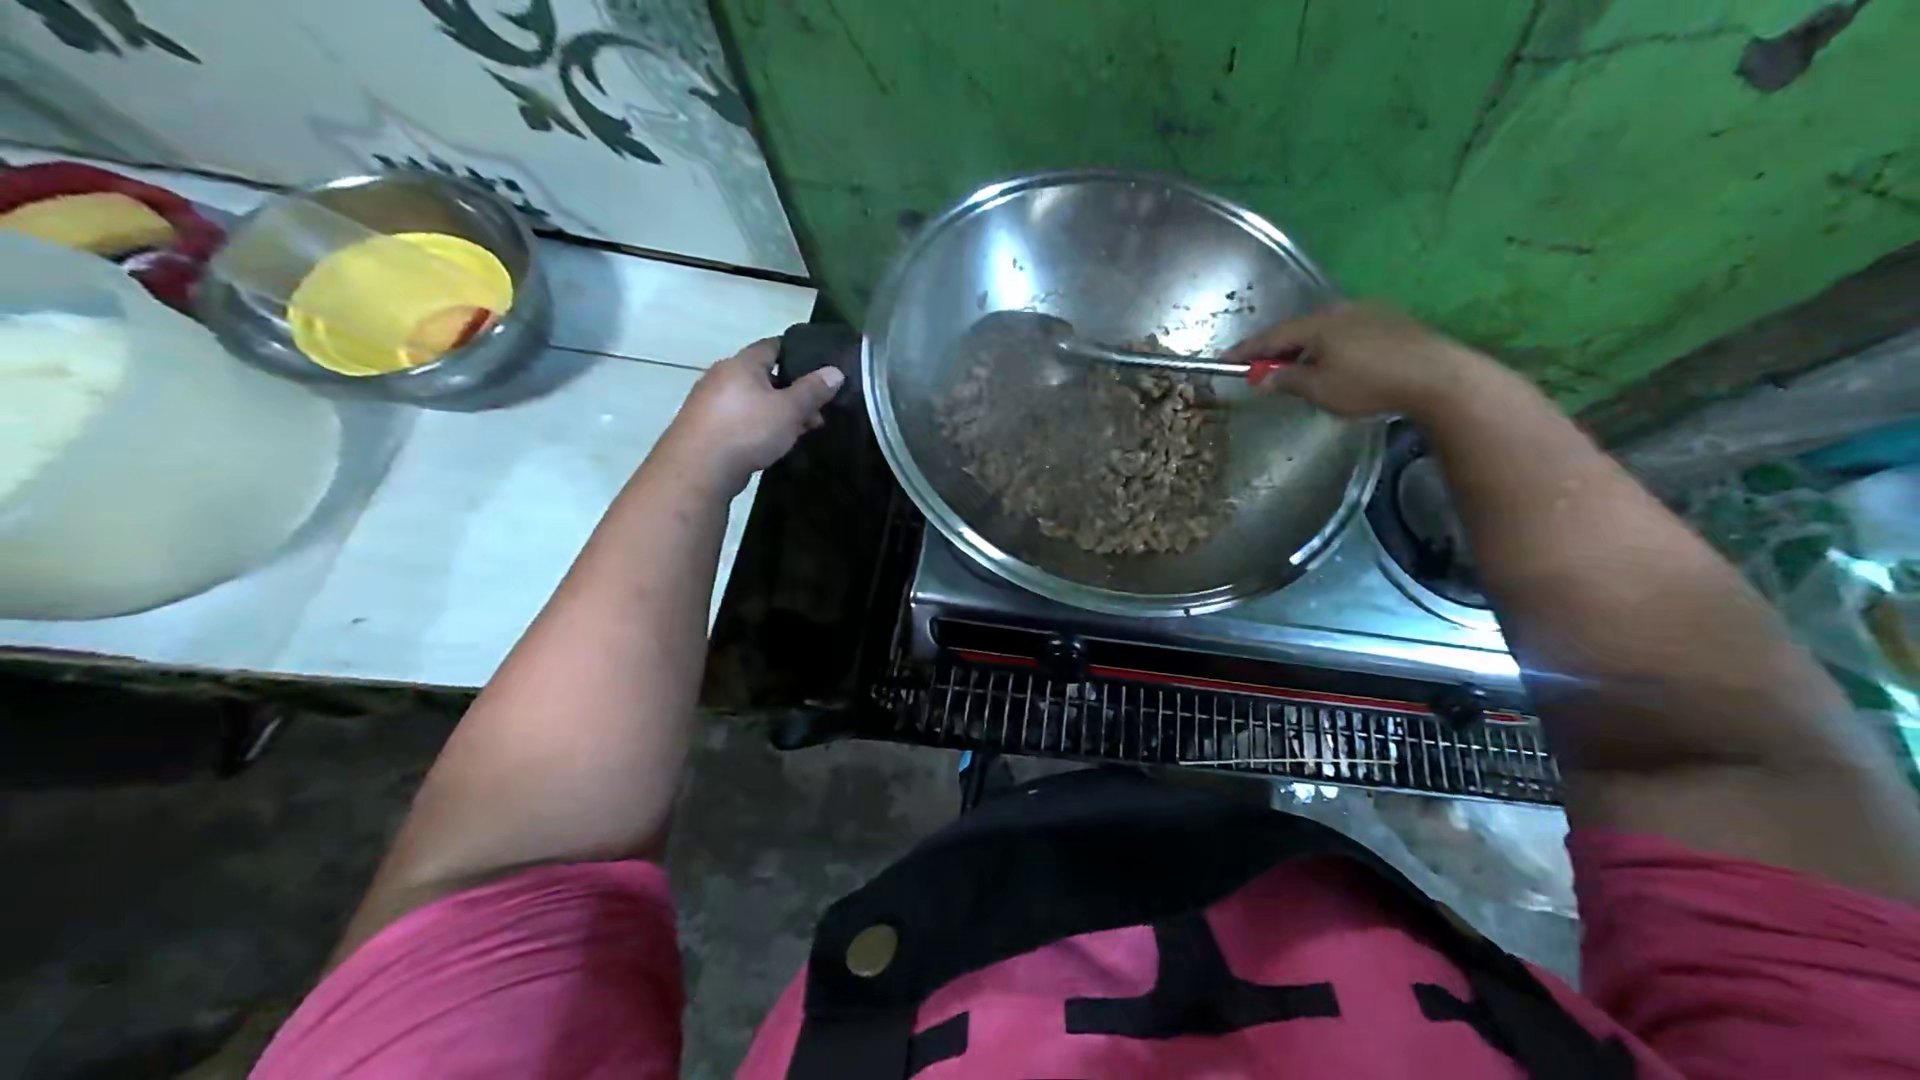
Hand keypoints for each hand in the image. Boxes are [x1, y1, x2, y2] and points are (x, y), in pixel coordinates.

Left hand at [660, 338, 843, 492]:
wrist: (698, 469)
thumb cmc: (747, 430)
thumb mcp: (789, 410)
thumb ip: (813, 390)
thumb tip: (836, 371)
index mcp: (741, 363)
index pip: (772, 346)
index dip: (798, 354)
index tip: (820, 368)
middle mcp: (722, 376)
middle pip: (764, 376)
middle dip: (793, 393)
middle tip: (816, 413)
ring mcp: (710, 403)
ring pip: (753, 401)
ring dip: (778, 413)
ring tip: (800, 432)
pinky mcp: (705, 428)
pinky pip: (740, 420)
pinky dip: (759, 426)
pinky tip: (773, 444)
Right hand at [1226, 303, 1491, 419]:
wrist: (1438, 376)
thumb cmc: (1369, 384)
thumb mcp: (1319, 389)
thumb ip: (1286, 381)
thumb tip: (1262, 378)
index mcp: (1317, 325)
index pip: (1271, 337)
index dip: (1247, 350)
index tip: (1225, 359)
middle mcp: (1340, 311)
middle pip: (1297, 328)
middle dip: (1276, 348)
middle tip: (1262, 366)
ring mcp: (1368, 313)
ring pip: (1323, 329)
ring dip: (1304, 347)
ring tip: (1297, 367)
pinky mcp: (1391, 322)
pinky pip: (1345, 331)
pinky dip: (1328, 346)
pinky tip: (1333, 362)